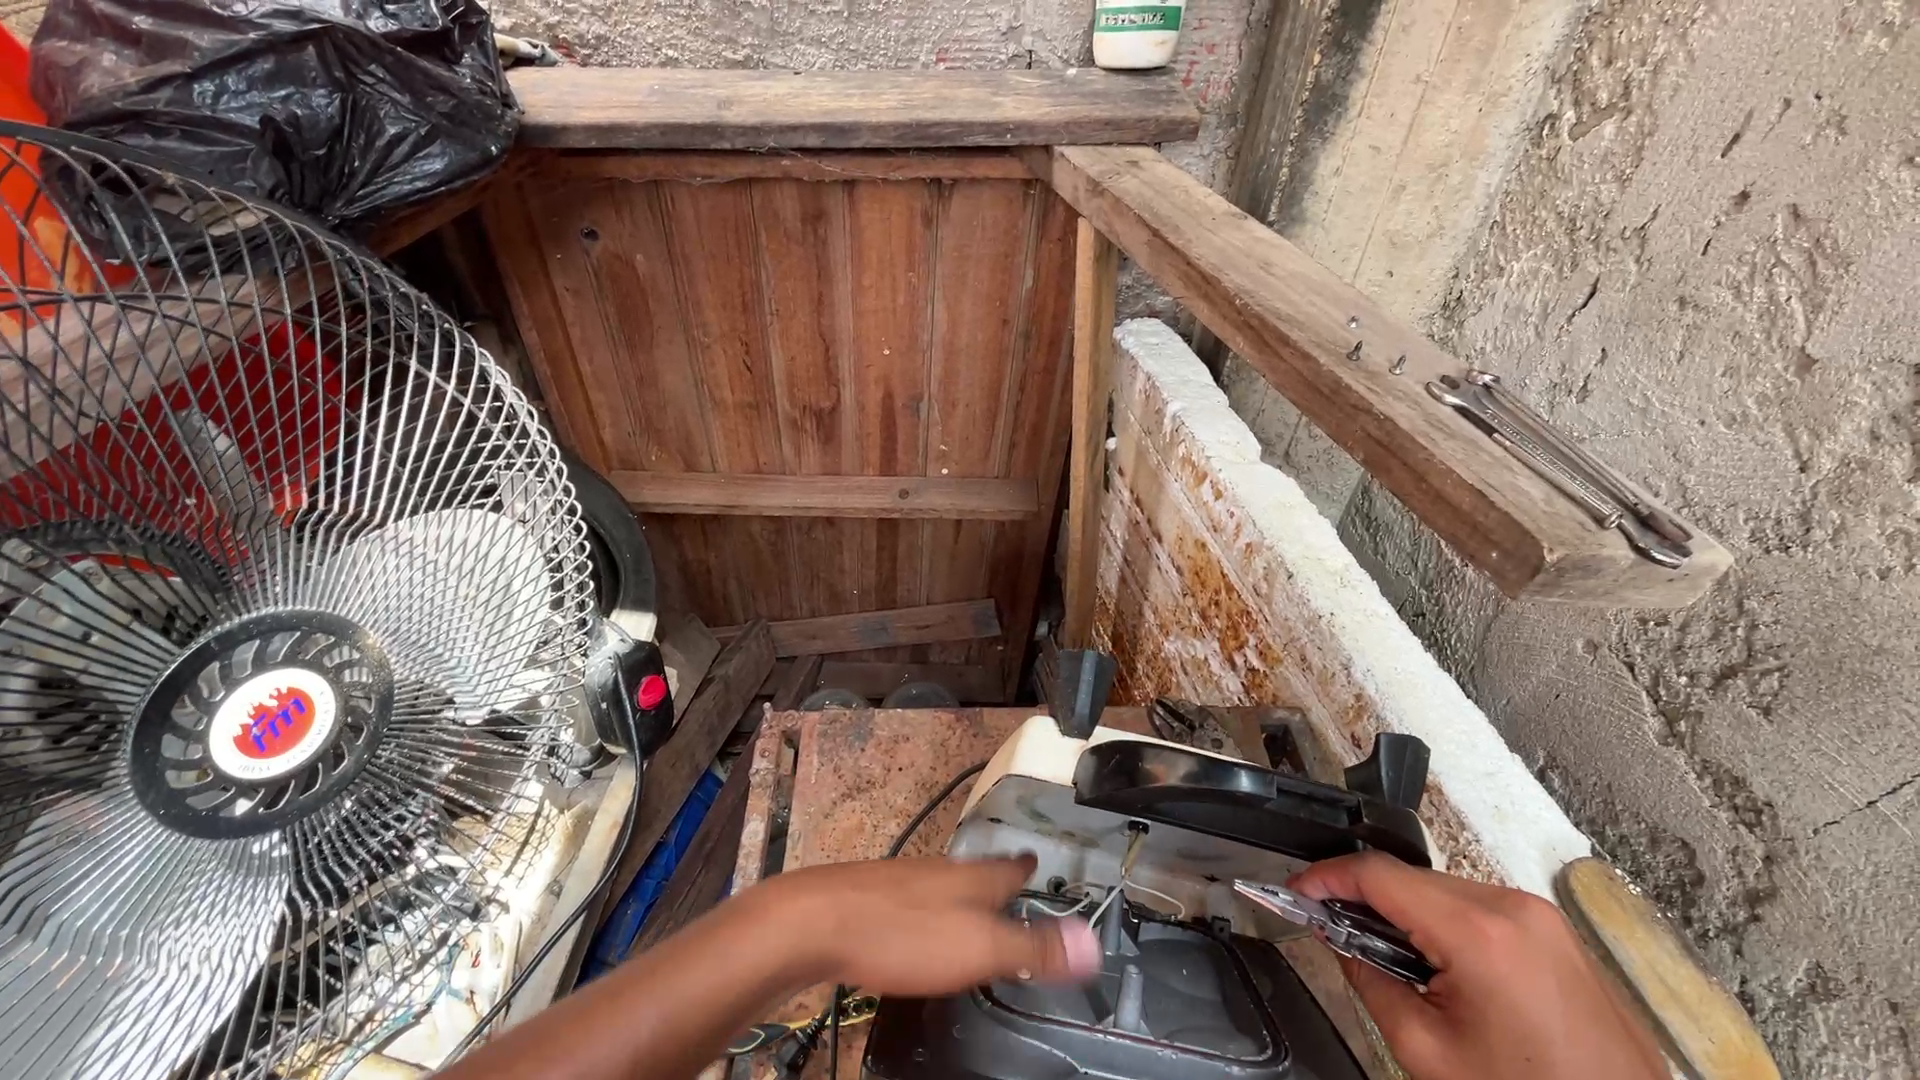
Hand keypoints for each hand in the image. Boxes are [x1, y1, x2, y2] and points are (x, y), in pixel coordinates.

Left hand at [752, 854, 1101, 995]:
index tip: (1036, 858)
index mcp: (972, 880)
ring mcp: (903, 879)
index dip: (1026, 868)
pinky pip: (913, 897)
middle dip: (996, 875)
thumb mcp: (979, 948)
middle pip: (978, 870)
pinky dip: (928, 906)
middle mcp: (940, 871)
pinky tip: (917, 922)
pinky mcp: (872, 895)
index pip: (1010, 868)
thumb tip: (1095, 944)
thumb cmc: (903, 933)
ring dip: (962, 889)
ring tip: (971, 899)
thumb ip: (1034, 947)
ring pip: (944, 880)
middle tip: (1011, 877)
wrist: (815, 922)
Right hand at [1290, 853, 1667, 1079]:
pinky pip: (1475, 905)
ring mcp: (1539, 914)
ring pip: (1440, 888)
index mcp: (1479, 931)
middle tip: (1328, 928)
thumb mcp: (1426, 1048)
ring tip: (1380, 952)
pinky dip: (1438, 920)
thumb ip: (1369, 978)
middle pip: (1408, 877)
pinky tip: (1428, 959)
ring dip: (1399, 908)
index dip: (1326, 877)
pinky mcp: (1553, 930)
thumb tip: (1338, 936)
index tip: (1295, 892)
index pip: (1378, 874)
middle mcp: (1511, 905)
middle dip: (1361, 896)